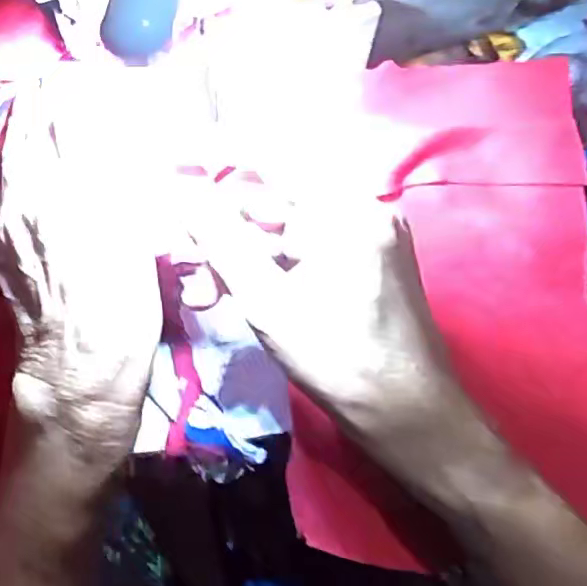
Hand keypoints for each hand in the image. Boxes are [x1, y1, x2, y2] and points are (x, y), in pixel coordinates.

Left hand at [0, 92, 164, 467]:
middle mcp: (32, 197)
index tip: (74, 74)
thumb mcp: (139, 238)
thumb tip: (112, 141)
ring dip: (13, 118)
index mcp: (77, 197)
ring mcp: (3, 215)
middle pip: (30, 131)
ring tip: (24, 97)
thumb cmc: (123, 306)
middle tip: (47, 75)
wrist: (74, 363)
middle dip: (38, 97)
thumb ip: (121, 184)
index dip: (69, 94)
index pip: (66, 127)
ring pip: (2, 150)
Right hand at [187, 184, 472, 449]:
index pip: (263, 160)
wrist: (415, 425)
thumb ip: (217, 236)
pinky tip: (228, 287)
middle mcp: (358, 209)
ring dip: (231, 249)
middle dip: (216, 225)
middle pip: (264, 197)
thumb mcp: (264, 298)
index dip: (211, 160)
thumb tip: (177, 191)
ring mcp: (360, 233)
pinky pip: (291, 241)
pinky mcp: (357, 256)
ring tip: (202, 286)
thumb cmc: (340, 361)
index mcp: (344, 212)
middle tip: (182, 254)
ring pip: (272, 223)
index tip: (171, 166)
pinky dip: (257, 260)